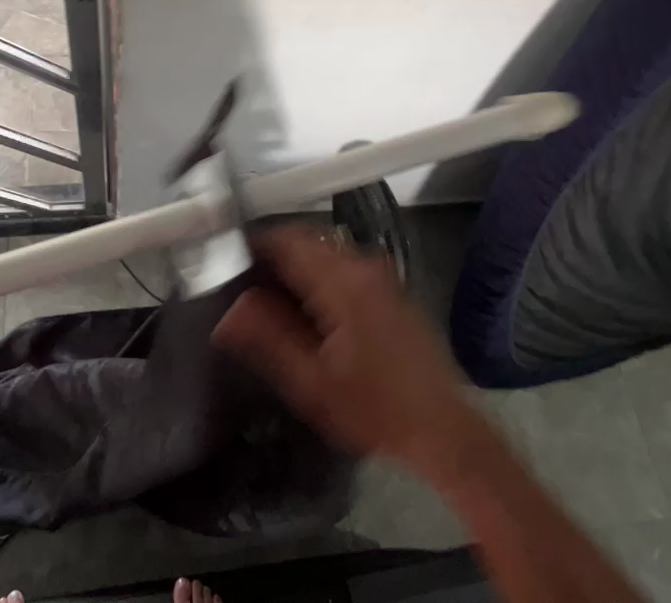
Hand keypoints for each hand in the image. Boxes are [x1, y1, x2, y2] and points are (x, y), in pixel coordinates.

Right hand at [213, 223, 488, 485]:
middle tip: (242, 288)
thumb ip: (266, 339)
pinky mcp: (392, 290)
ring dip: (295, 269)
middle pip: (306, 241)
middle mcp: (366, 266)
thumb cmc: (375, 411)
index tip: (227, 266)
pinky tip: (306, 313)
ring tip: (268, 303)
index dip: (251, 247)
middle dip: (272, 259)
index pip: (286, 239)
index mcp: (343, 281)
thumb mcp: (310, 382)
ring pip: (325, 253)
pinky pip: (344, 267)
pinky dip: (319, 278)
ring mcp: (383, 276)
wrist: (444, 431)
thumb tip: (228, 312)